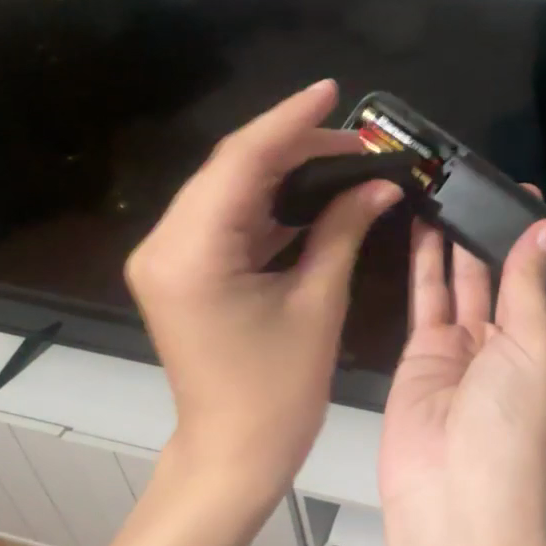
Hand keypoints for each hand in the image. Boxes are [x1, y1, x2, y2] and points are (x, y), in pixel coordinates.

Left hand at [127, 80, 400, 500]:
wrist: (232, 454)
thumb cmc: (278, 392)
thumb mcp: (318, 303)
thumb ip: (343, 229)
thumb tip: (380, 183)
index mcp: (192, 252)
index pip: (242, 162)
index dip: (290, 121)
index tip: (332, 91)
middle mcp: (165, 243)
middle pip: (232, 169)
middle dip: (295, 145)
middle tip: (356, 137)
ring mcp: (168, 255)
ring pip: (229, 188)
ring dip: (284, 170)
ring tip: (344, 156)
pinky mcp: (182, 267)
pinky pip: (227, 216)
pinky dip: (270, 201)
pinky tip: (313, 190)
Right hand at [378, 188, 545, 532]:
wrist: (453, 497)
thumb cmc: (513, 429)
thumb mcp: (537, 349)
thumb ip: (533, 286)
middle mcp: (512, 344)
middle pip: (510, 278)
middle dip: (506, 236)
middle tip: (499, 187)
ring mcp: (466, 347)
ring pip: (466, 280)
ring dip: (463, 240)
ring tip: (459, 193)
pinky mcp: (423, 350)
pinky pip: (428, 297)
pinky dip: (427, 260)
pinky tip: (427, 223)